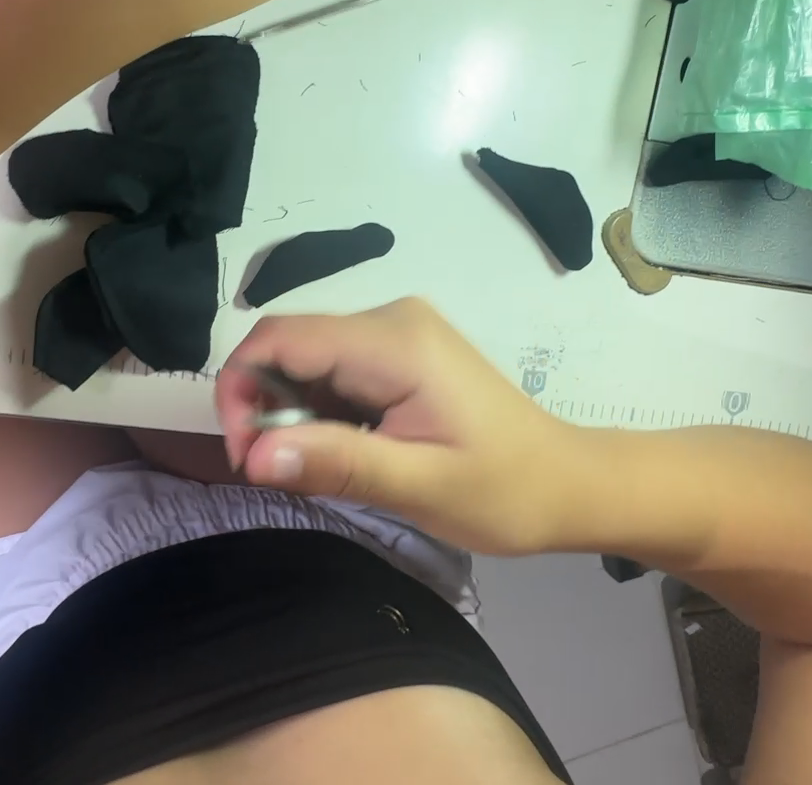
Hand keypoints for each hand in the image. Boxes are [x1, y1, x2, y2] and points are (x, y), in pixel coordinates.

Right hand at [214, 298, 587, 554]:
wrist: (569, 482)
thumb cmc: (505, 491)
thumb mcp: (421, 487)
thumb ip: (337, 463)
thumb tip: (254, 455)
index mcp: (395, 342)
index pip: (283, 338)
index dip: (241, 387)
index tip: (245, 455)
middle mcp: (387, 320)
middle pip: (288, 344)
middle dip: (261, 404)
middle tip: (271, 469)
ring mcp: (392, 332)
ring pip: (304, 358)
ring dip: (288, 411)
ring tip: (312, 466)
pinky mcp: (394, 352)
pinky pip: (329, 370)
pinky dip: (315, 409)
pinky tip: (337, 446)